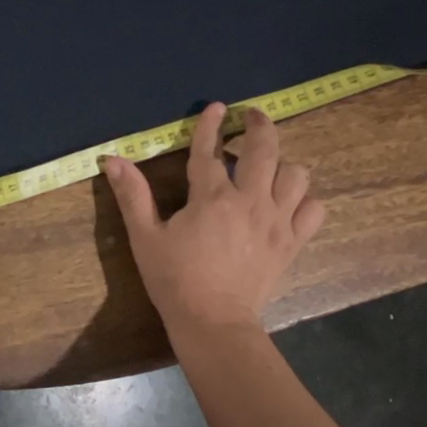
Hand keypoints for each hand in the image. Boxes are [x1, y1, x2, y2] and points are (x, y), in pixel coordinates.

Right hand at [103, 102, 324, 330]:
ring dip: (284, 164)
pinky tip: (288, 202)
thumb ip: (132, 195)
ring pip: (296, 175)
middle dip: (260, 126)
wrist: (212, 320)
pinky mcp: (292, 242)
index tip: (216, 106)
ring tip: (270, 166)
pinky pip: (313, 209)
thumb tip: (113, 160)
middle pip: (266, 150)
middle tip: (253, 118)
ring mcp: (277, 221)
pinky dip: (305, 200)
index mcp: (212, 198)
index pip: (210, 151)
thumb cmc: (173, 279)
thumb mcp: (145, 237)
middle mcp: (251, 201)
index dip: (210, 126)